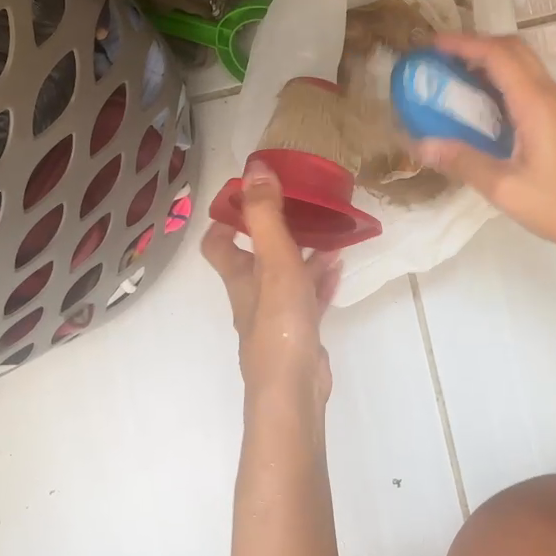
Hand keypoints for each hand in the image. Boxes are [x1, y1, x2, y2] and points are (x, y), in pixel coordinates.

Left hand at [202, 162, 341, 404]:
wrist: (293, 388)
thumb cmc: (279, 322)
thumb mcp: (274, 260)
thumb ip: (266, 215)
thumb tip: (255, 167)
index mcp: (238, 277)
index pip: (217, 243)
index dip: (226, 218)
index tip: (249, 195)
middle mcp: (252, 295)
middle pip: (255, 257)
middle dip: (275, 231)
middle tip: (301, 206)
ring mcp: (276, 317)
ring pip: (286, 276)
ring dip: (303, 253)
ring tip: (330, 232)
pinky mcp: (300, 334)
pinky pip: (308, 298)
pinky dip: (321, 281)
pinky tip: (339, 269)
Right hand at [414, 33, 555, 253]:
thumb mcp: (504, 189)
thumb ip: (463, 162)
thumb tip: (422, 145)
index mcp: (536, 104)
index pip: (498, 55)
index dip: (463, 44)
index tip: (431, 45)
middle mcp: (551, 94)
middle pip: (513, 49)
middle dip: (475, 45)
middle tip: (440, 58)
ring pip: (524, 63)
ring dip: (490, 60)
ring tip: (455, 75)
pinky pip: (530, 82)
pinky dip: (503, 78)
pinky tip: (483, 103)